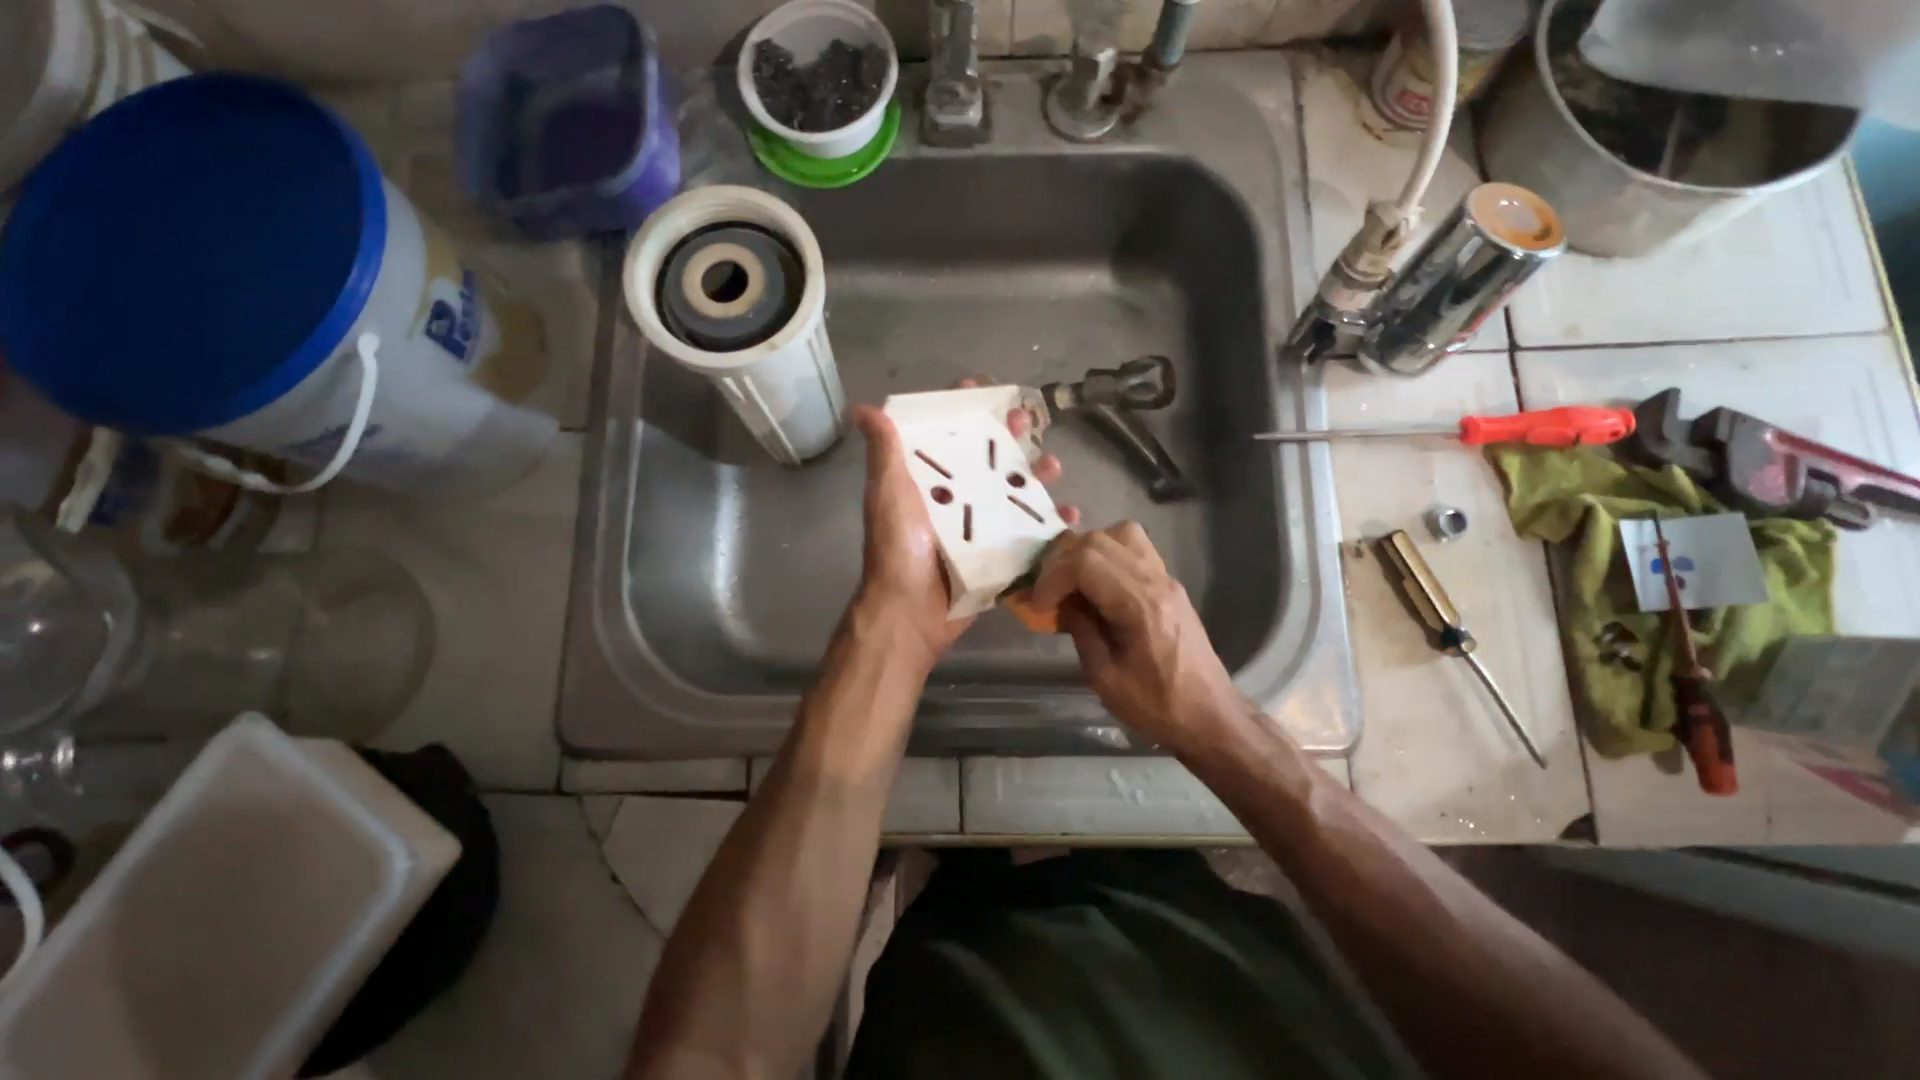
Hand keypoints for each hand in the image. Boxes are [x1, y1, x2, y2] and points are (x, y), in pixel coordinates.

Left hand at [849, 399, 1075, 670]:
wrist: (910, 611)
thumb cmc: (897, 547)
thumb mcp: (888, 493)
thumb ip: (883, 452)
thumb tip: (862, 408)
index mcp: (928, 482)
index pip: (946, 436)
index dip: (963, 411)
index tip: (981, 387)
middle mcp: (955, 500)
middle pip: (988, 460)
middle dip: (1009, 438)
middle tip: (1026, 420)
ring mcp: (979, 529)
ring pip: (1014, 493)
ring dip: (1036, 476)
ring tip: (1053, 466)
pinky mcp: (999, 556)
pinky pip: (1030, 535)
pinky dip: (1052, 525)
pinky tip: (1070, 513)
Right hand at [1028, 523, 1242, 751]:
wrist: (1209, 715)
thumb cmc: (1157, 705)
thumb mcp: (1105, 677)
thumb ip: (1081, 630)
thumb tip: (1062, 603)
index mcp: (1141, 605)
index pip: (1086, 561)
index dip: (1052, 577)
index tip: (1038, 605)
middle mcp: (1156, 581)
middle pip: (1100, 540)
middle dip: (1062, 561)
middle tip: (1046, 592)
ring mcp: (1166, 579)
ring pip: (1120, 534)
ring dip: (1086, 551)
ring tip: (1069, 581)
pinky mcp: (1168, 585)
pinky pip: (1134, 549)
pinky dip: (1106, 555)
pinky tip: (1094, 585)